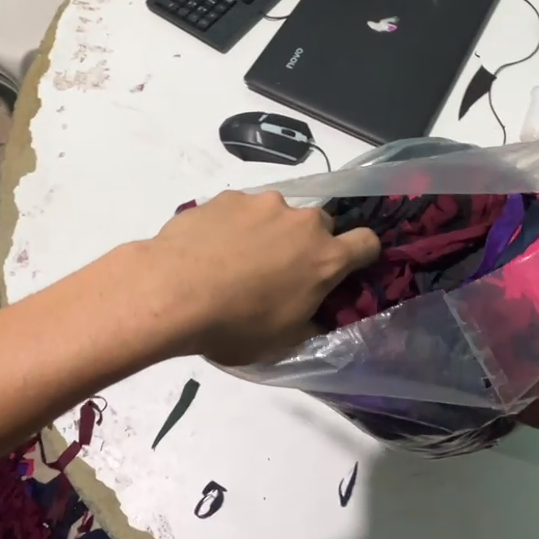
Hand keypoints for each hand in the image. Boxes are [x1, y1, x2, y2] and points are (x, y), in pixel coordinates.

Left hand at [141, 190, 379, 365]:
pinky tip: (209, 249)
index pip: (368, 243)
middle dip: (308, 243)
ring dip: (269, 232)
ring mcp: (263, 204)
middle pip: (321, 225)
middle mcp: (302, 222)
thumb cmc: (234, 325)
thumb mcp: (281, 341)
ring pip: (279, 214)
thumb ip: (310, 324)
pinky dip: (234, 225)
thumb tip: (317, 320)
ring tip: (235, 261)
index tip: (344, 268)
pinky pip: (242, 209)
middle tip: (280, 271)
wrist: (171, 292)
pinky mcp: (228, 196)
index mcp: (325, 258)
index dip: (360, 255)